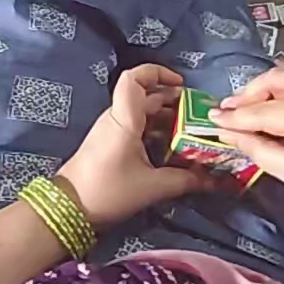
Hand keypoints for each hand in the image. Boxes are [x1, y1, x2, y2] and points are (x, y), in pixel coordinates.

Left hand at [59, 64, 207, 227]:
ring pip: (142, 114)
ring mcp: (111, 131)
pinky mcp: (110, 145)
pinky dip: (155, 133)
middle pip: (146, 96)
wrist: (69, 209)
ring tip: (191, 134)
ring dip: (166, 119)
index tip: (181, 85)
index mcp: (124, 119)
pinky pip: (136, 129)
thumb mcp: (152, 187)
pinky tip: (172, 149)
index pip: (134, 79)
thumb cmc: (108, 191)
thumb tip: (213, 181)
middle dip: (173, 101)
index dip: (158, 73)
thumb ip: (185, 181)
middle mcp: (117, 119)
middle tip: (198, 116)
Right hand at [209, 66, 283, 222]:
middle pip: (279, 77)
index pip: (269, 110)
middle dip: (249, 93)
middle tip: (227, 111)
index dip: (236, 116)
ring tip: (246, 107)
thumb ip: (261, 152)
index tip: (211, 118)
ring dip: (266, 86)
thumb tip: (229, 135)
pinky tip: (273, 102)